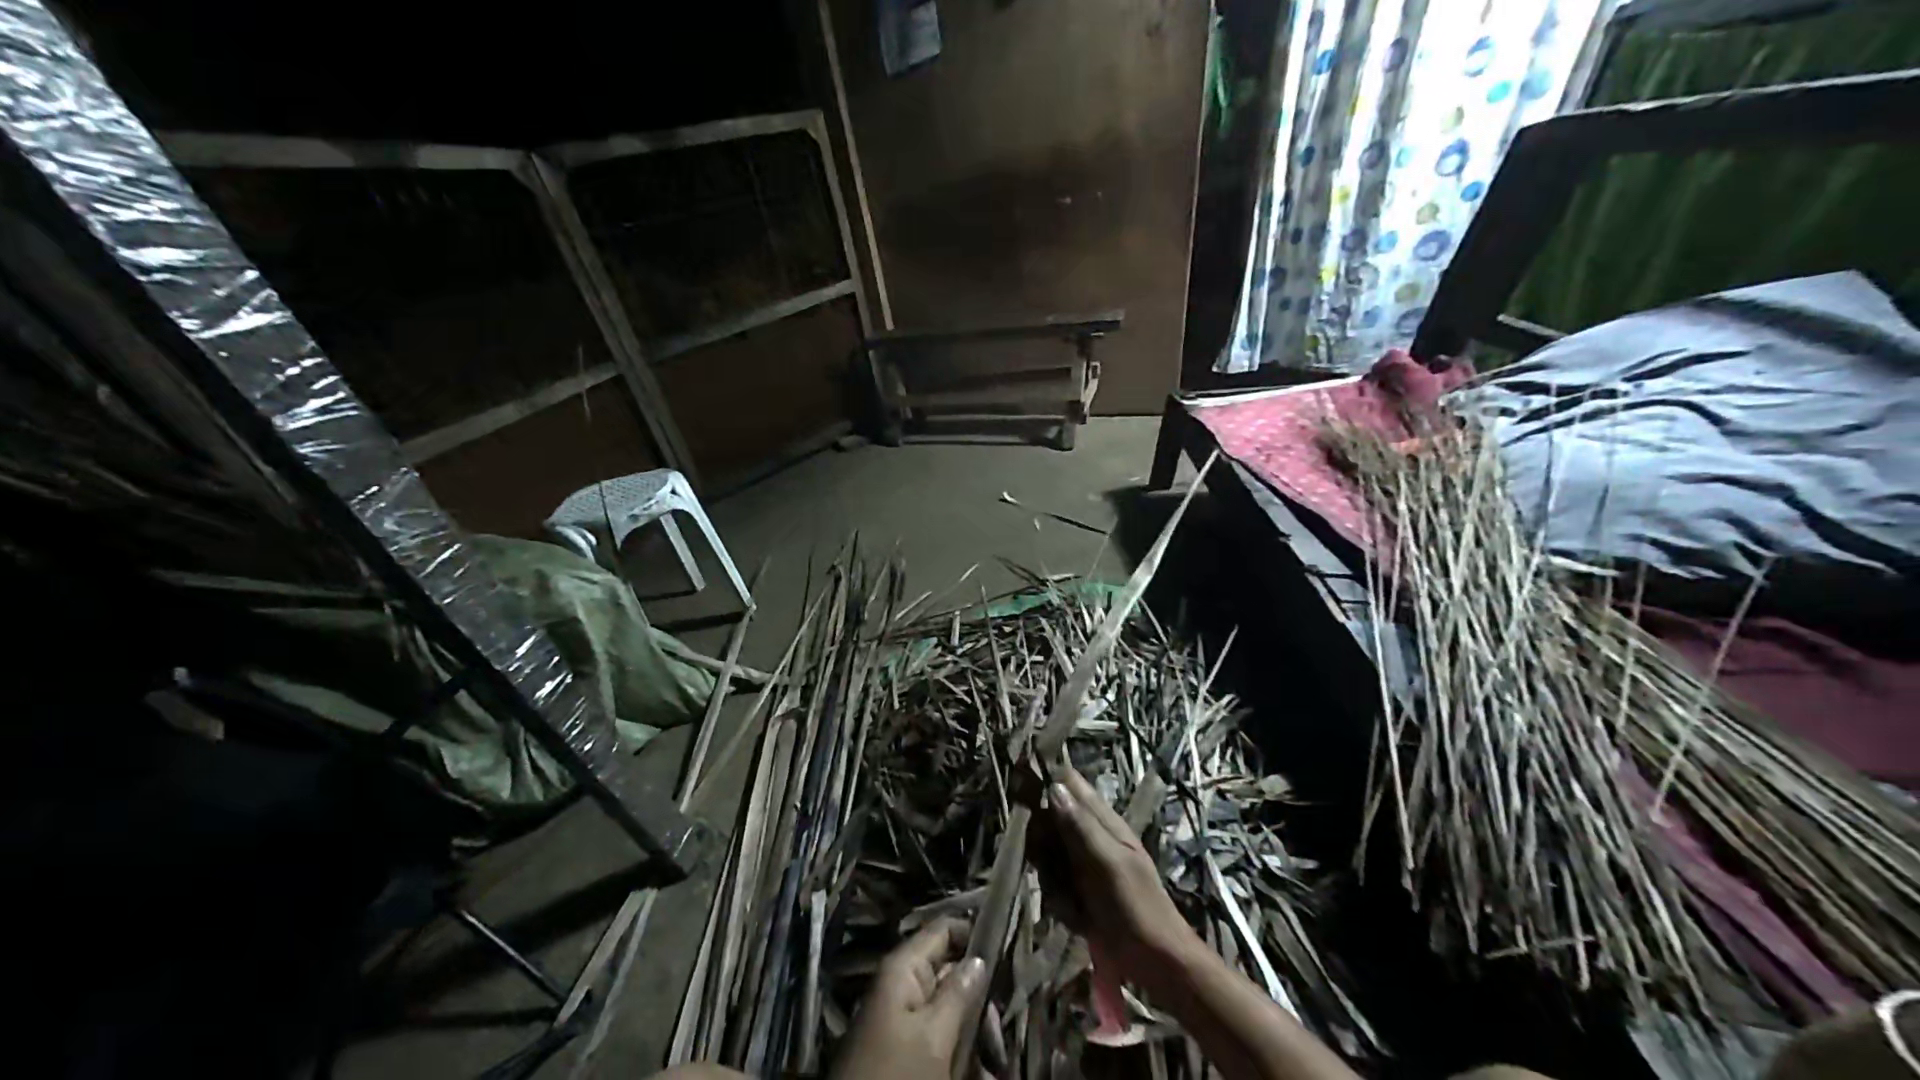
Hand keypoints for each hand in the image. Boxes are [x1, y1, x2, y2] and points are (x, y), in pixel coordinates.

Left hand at [831, 917, 985, 1079]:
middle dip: (980, 999)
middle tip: (998, 1027)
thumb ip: (959, 993)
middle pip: (953, 972)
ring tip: (993, 1059)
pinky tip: (980, 1070)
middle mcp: (905, 984)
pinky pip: (942, 1036)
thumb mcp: (933, 1036)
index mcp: (905, 968)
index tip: (1006, 954)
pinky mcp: (908, 1045)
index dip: (975, 934)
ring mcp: (906, 1016)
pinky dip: (961, 1052)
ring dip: (976, 1031)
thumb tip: (979, 958)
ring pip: (953, 1008)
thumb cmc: (896, 1073)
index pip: (944, 929)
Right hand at [1033, 767, 1204, 993]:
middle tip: (1049, 866)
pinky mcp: (1079, 894)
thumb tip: (1054, 786)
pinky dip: (1060, 902)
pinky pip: (1053, 886)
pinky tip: (1075, 917)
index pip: (1069, 783)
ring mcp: (1085, 867)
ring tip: (1069, 900)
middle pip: (1049, 821)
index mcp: (1104, 821)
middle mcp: (1092, 837)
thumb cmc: (1137, 907)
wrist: (1157, 964)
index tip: (1020, 793)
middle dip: (1042, 843)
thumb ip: (1080, 825)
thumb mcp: (1108, 862)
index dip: (1044, 781)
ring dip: (1051, 878)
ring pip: (1047, 856)